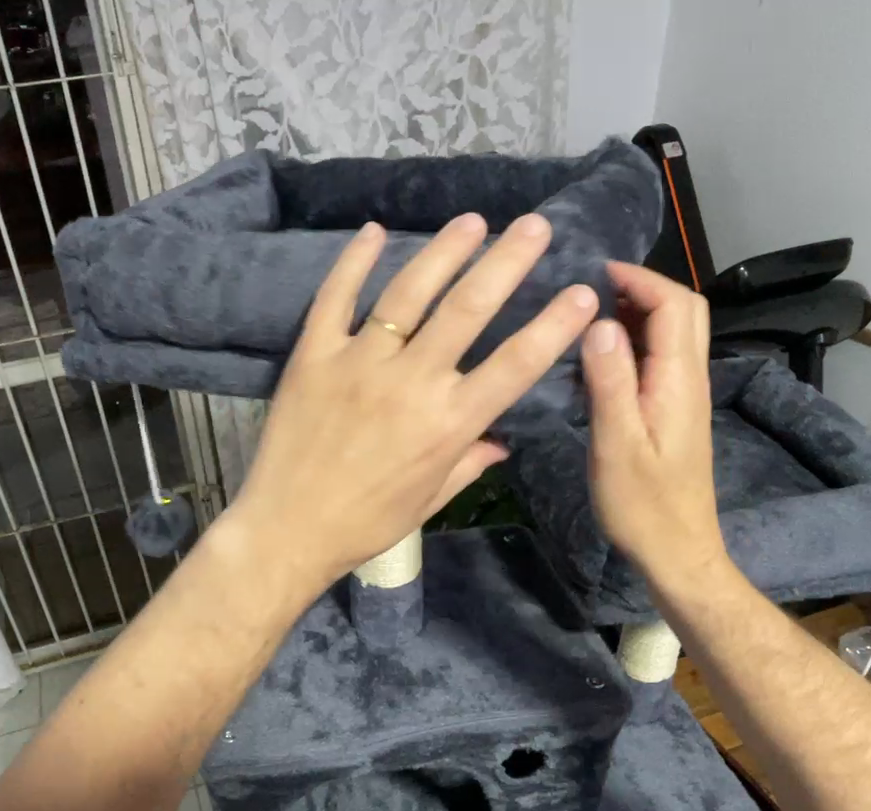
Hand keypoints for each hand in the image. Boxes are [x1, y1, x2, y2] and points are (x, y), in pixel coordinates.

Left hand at [222, 212, 598, 587]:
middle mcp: (411, 383)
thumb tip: (500, 441)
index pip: (516, 364)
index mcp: (448, 424)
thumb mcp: (428, 503)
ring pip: (409, 292)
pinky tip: (373, 231)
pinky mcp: (314, 356)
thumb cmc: (365, 525)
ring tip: (473, 221)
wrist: (288, 529)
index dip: (554, 326)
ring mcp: (359, 364)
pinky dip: (354, 262)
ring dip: (445, 251)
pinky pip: (336, 299)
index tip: (582, 293)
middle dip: (508, 261)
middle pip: (469, 309)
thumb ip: (467, 465)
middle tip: (536, 225)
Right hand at [581, 261, 727, 588]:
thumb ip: (609, 382)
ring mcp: (683, 397)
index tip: (593, 273)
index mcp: (678, 381)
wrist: (676, 550)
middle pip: (682, 312)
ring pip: (672, 335)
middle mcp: (689, 380)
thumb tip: (597, 324)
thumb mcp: (616, 444)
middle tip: (590, 291)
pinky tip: (597, 360)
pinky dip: (633, 344)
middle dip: (642, 289)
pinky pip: (660, 360)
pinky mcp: (673, 413)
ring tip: (586, 318)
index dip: (638, 280)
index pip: (673, 306)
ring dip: (637, 314)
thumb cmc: (642, 505)